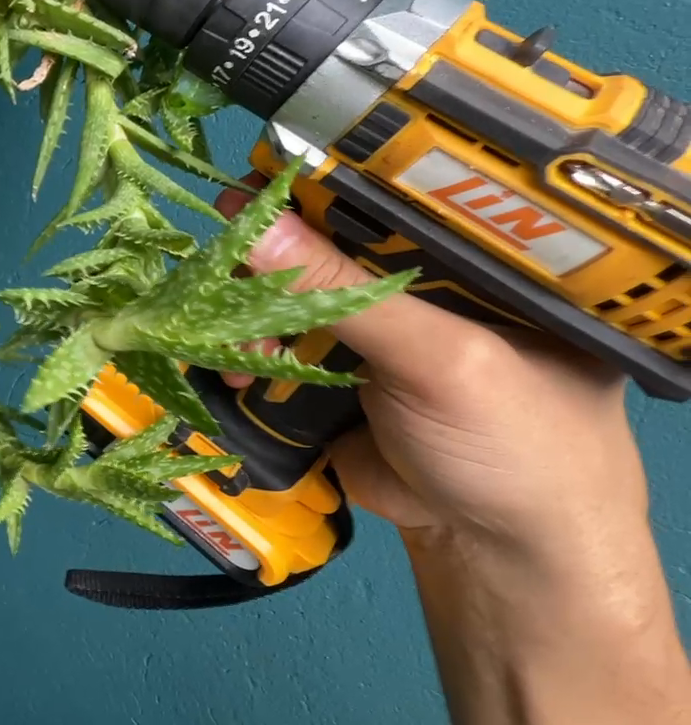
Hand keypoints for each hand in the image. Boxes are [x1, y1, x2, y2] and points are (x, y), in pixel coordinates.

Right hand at [215, 180, 690, 722]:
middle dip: (264, 259)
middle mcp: (417, 280)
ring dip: (245, 315)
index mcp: (472, 259)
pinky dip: (242, 349)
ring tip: (240, 351)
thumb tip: (250, 222)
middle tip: (222, 271)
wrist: (493, 554)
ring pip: (280, 290)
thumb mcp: (437, 359)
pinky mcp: (327, 362)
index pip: (385, 195)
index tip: (255, 189)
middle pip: (317, 240)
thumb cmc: (514, 449)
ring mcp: (367, 323)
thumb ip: (341, 290)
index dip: (319, 184)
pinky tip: (239, 370)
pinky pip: (267, 337)